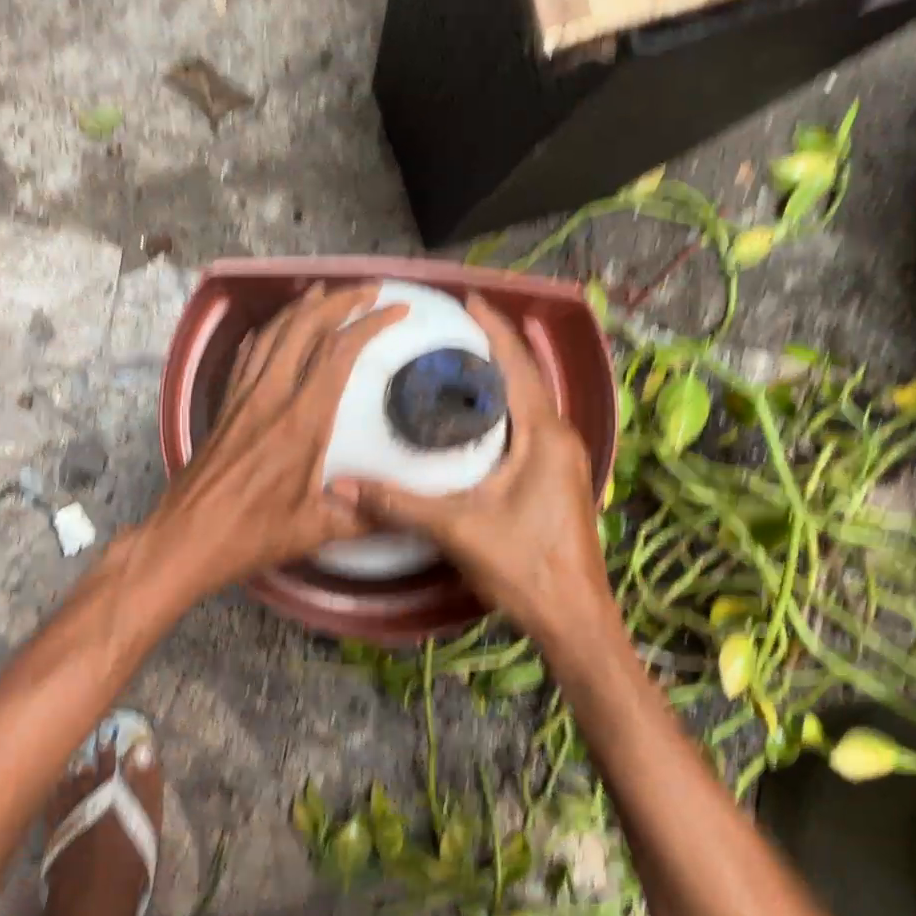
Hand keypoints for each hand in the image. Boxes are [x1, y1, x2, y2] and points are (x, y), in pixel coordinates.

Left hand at [148, 284, 409, 591]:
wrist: (184, 539)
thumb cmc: (251, 537)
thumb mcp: (315, 532)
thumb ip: (363, 517)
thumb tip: (399, 511)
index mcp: (300, 422)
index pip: (338, 354)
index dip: (369, 323)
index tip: (396, 308)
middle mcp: (269, 398)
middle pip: (302, 329)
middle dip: (337, 301)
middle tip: (366, 289)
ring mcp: (241, 400)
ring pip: (271, 336)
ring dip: (299, 309)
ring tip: (324, 292)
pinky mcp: (223, 409)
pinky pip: (246, 357)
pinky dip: (265, 334)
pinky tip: (272, 329)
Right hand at [338, 295, 610, 642]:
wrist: (572, 617)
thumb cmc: (524, 566)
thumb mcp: (456, 529)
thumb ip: (399, 504)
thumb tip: (343, 487)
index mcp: (543, 436)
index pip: (517, 367)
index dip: (493, 329)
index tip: (467, 298)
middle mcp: (559, 439)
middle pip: (527, 377)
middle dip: (496, 345)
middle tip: (455, 324)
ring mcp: (562, 461)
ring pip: (529, 402)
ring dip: (502, 375)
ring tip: (464, 358)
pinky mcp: (555, 480)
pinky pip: (527, 426)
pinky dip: (504, 406)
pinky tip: (479, 416)